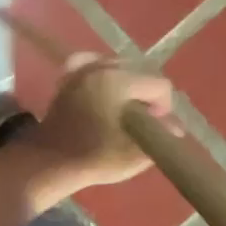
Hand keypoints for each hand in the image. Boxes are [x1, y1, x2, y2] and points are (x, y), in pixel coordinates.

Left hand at [29, 54, 179, 187]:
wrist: (50, 161)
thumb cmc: (94, 157)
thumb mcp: (135, 153)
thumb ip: (160, 136)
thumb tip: (175, 127)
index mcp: (118, 81)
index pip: (158, 84)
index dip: (165, 106)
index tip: (156, 125)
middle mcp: (98, 68)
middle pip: (137, 71)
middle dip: (146, 93)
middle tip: (142, 119)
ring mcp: (79, 71)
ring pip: (114, 65)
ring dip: (125, 83)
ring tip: (124, 107)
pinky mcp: (65, 80)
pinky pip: (87, 64)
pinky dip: (99, 72)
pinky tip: (102, 89)